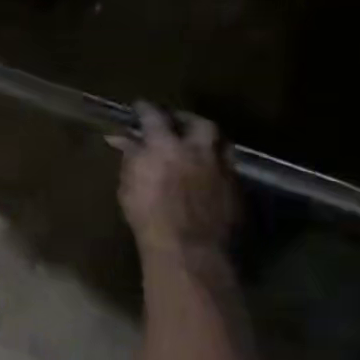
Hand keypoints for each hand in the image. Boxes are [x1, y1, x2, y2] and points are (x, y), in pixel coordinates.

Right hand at [109, 102, 236, 258]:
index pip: (154, 115)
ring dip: (209, 143)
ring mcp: (222, 173)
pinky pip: (229, 171)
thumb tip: (121, 138)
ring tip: (197, 148)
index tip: (138, 107)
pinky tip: (206, 176)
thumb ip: (130, 156)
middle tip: (177, 123)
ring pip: (223, 146)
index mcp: (165, 145)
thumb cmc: (148, 214)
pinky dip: (217, 167)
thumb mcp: (129, 182)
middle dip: (188, 119)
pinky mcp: (237, 194)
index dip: (145, 108)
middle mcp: (198, 152)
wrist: (189, 252)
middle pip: (201, 123)